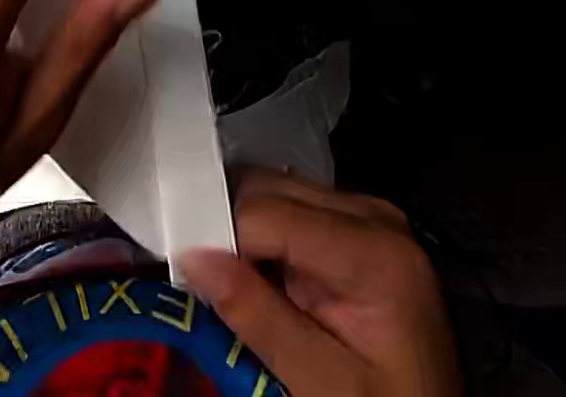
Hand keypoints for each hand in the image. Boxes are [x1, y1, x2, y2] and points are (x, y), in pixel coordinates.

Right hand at [180, 171, 461, 396]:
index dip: (221, 239)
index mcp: (375, 251)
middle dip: (228, 229)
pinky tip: (262, 271)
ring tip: (238, 280)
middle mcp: (372, 213)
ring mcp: (366, 211)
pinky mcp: (355, 219)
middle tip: (208, 279)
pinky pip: (288, 202)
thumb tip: (191, 256)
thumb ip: (257, 315)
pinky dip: (262, 230)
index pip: (268, 216)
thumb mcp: (322, 382)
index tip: (192, 275)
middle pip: (269, 191)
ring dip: (242, 227)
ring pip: (272, 188)